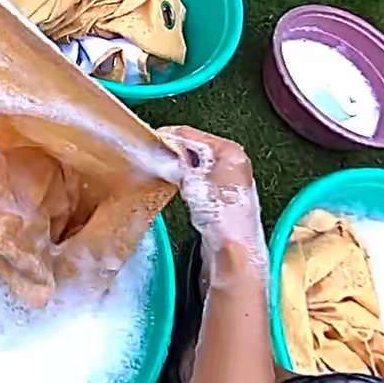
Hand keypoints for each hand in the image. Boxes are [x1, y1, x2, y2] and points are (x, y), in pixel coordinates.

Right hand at [157, 126, 266, 285]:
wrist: (234, 249)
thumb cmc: (222, 216)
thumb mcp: (190, 180)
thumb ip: (173, 162)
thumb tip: (159, 154)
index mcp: (230, 151)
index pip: (190, 133)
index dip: (166, 136)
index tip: (149, 140)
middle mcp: (233, 160)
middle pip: (194, 146)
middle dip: (173, 152)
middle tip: (153, 156)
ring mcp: (230, 176)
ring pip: (195, 162)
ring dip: (179, 166)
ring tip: (164, 171)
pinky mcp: (223, 192)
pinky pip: (199, 175)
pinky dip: (186, 177)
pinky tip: (178, 185)